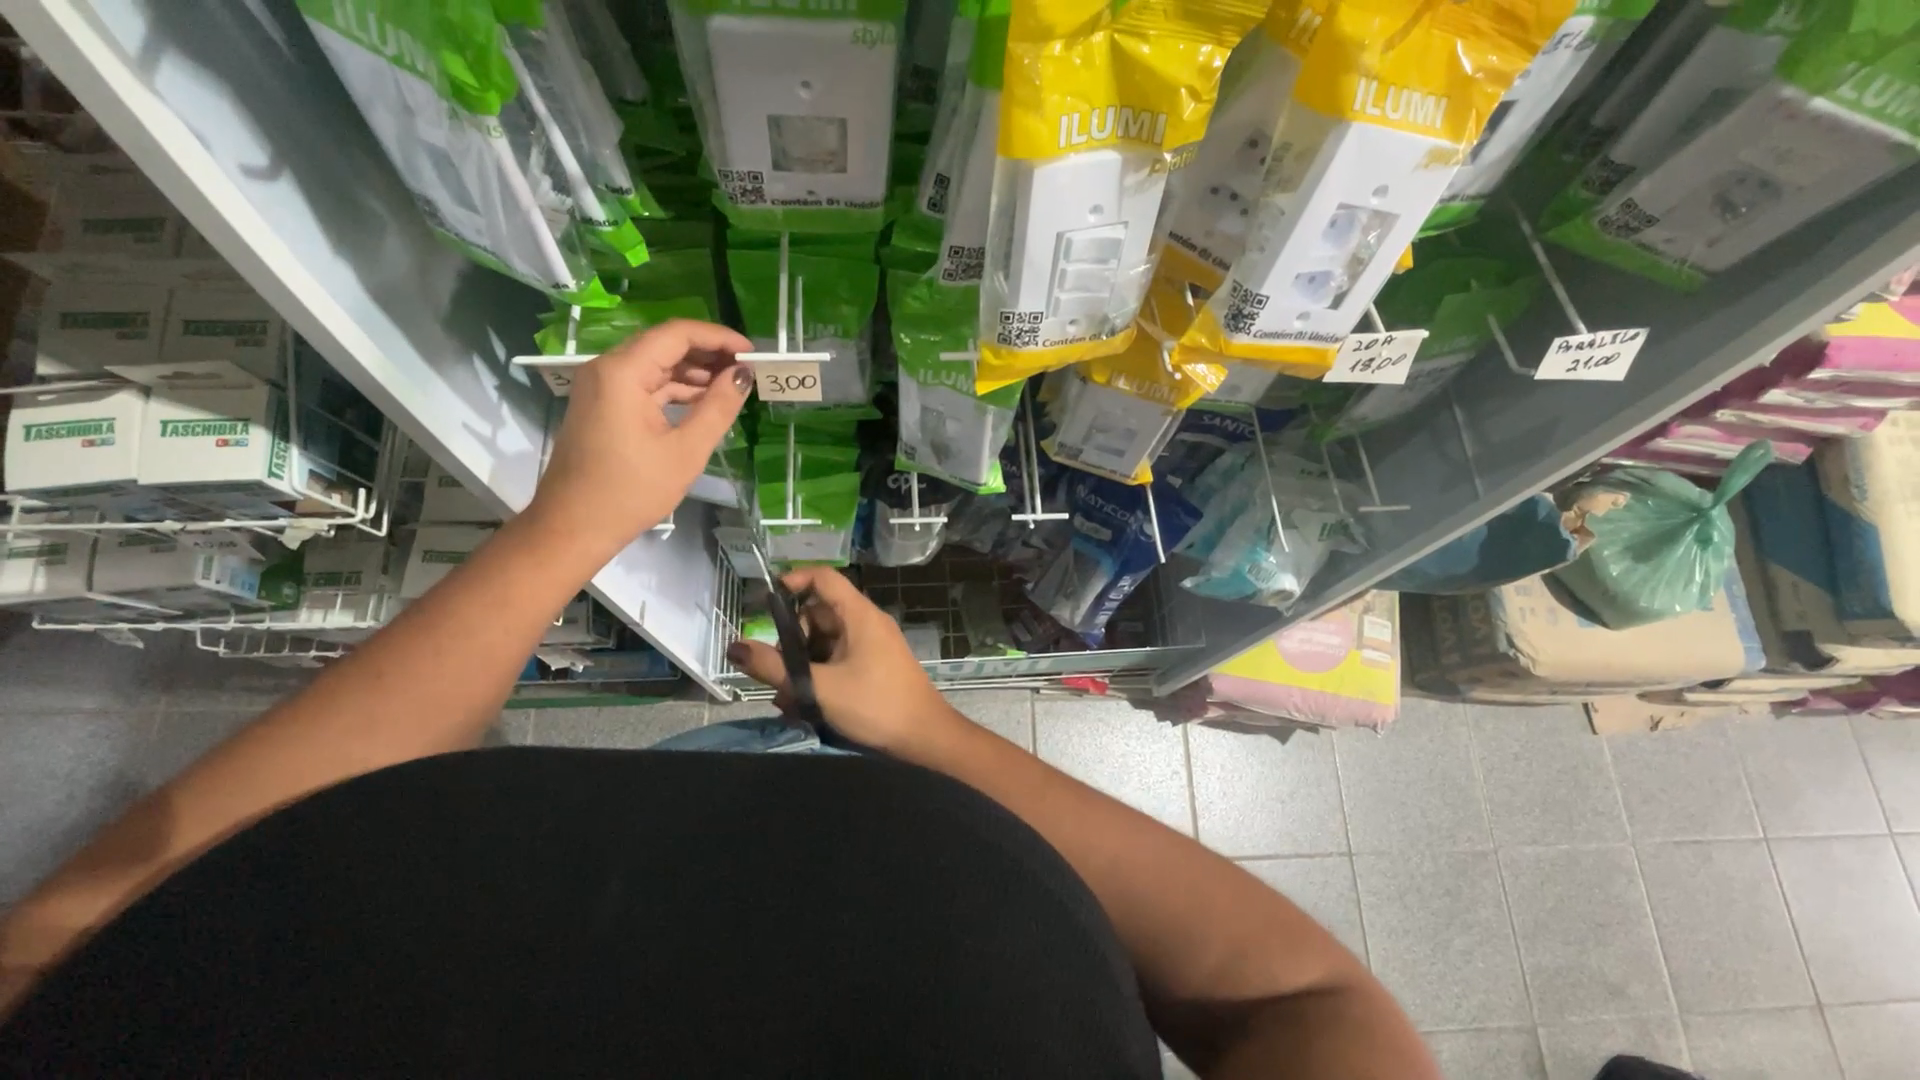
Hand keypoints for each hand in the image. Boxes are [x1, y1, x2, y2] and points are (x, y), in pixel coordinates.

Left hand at [529, 319, 753, 550]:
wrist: (573, 526)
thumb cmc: (631, 491)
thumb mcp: (685, 451)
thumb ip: (718, 407)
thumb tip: (743, 375)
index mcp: (623, 372)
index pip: (677, 333)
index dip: (718, 337)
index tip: (751, 352)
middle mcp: (607, 368)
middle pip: (665, 344)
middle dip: (708, 353)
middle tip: (746, 370)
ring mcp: (601, 386)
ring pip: (655, 364)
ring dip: (693, 372)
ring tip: (731, 386)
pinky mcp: (602, 404)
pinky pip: (644, 384)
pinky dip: (674, 389)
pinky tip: (702, 402)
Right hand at [727, 567, 966, 755]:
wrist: (925, 738)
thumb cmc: (875, 705)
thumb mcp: (818, 687)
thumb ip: (773, 667)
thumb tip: (734, 647)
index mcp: (859, 615)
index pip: (823, 578)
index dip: (793, 581)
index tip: (764, 605)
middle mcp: (865, 624)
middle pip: (817, 615)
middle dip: (791, 642)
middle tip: (777, 673)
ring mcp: (870, 647)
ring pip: (823, 644)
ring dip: (801, 667)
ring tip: (787, 700)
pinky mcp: (872, 669)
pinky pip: (836, 662)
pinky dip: (817, 678)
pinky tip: (803, 708)